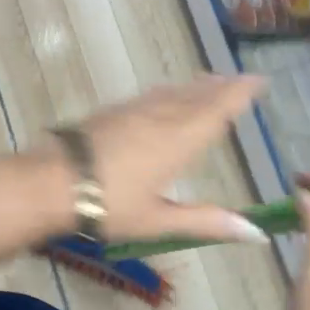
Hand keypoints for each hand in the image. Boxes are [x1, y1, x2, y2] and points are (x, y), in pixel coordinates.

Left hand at [41, 76, 270, 243]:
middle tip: (238, 76)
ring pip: (169, 94)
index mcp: (176, 142)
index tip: (256, 80)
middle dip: (218, 87)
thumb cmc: (109, 204)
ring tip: (208, 80)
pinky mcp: (110, 112)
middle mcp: (157, 119)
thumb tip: (257, 233)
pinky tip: (164, 96)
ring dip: (192, 87)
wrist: (52, 180)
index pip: (214, 112)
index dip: (237, 95)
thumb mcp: (159, 220)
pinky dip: (167, 92)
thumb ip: (206, 222)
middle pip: (194, 97)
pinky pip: (148, 96)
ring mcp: (130, 112)